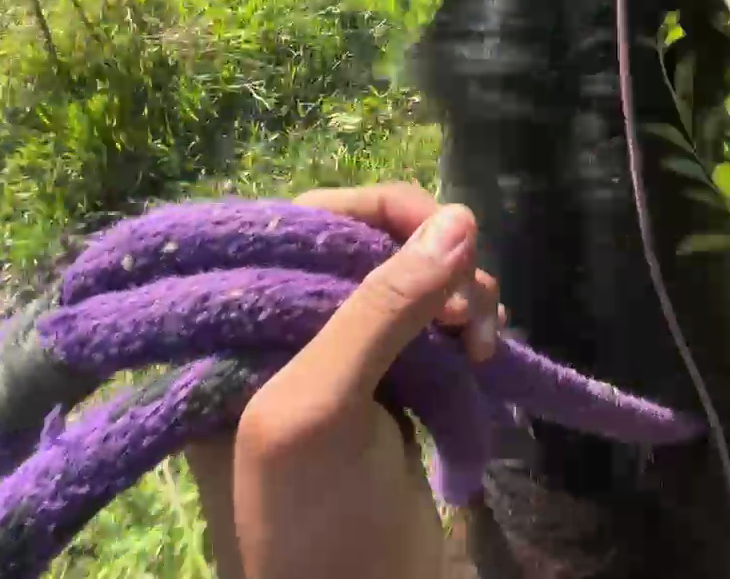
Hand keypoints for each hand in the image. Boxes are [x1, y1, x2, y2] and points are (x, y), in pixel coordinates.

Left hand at [186, 182, 501, 578]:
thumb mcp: (321, 407)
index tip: (447, 240)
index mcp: (239, 321)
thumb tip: (461, 217)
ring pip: (423, 276)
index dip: (386, 212)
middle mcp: (291, 324)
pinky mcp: (398, 374)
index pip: (312, 217)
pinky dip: (476, 322)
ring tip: (486, 344)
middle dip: (439, 262)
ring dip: (467, 295)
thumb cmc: (308, 517)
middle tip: (470, 314)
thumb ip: (379, 309)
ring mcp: (350, 350)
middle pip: (381, 242)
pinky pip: (444, 315)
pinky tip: (490, 351)